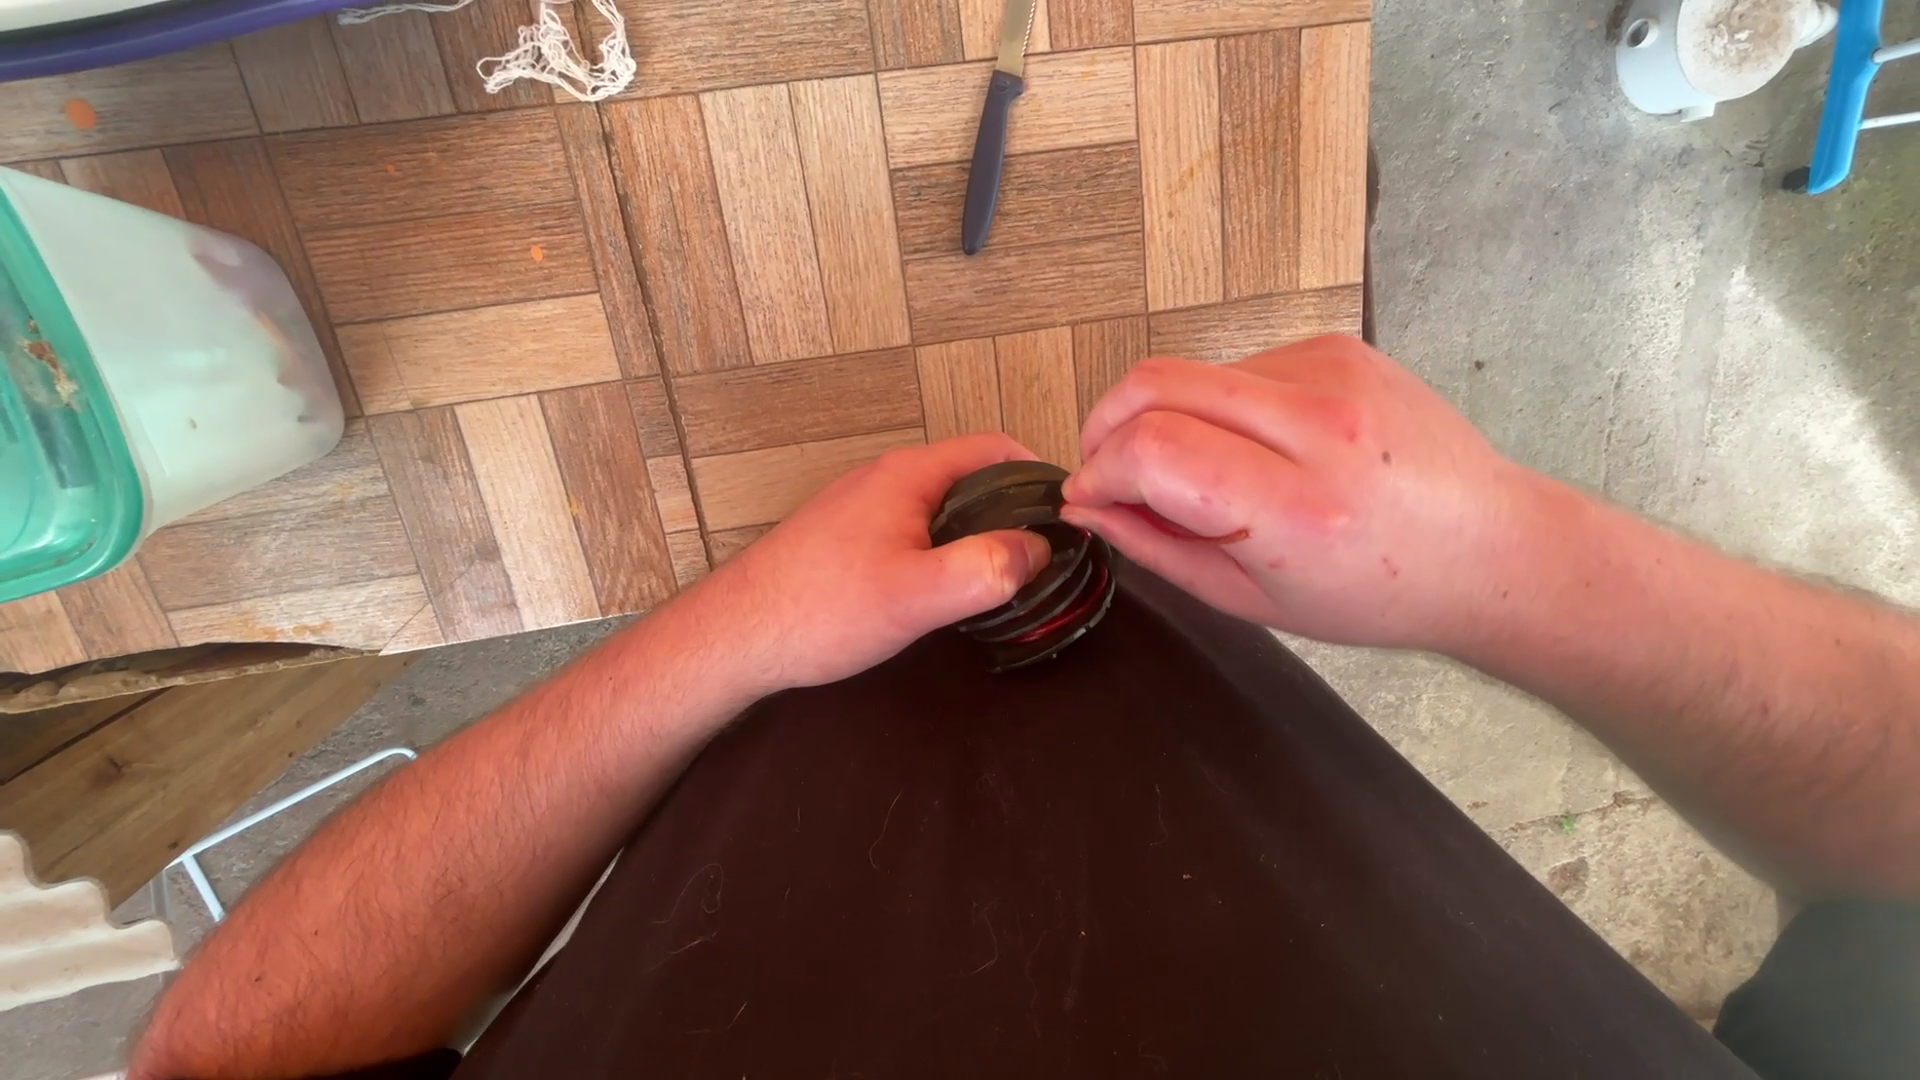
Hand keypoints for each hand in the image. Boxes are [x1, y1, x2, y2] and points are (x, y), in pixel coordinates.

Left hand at [693, 433, 1051, 692]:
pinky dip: (942, 548)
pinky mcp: (845, 536)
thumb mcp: (918, 593)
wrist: (735, 635)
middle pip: (969, 477)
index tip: (1068, 515)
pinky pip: (912, 528)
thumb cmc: (825, 608)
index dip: (1037, 474)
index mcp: (909, 475)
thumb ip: (986, 568)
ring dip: (975, 532)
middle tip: (1043, 556)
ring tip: (1002, 576)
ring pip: (940, 507)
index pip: (994, 448)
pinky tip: (942, 588)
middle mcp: (886, 478)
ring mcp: (861, 506)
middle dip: (1011, 509)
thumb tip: (1038, 548)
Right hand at [1061, 335, 1535, 650]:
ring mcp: (1330, 372)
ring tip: (1184, 468)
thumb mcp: (1247, 598)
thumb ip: (1155, 547)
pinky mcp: (1335, 347)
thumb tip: (1089, 509)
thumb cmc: (1375, 592)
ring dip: (1156, 417)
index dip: (1098, 470)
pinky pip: (1230, 366)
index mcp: (1295, 508)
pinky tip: (1237, 445)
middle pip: (1154, 384)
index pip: (1153, 450)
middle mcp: (1316, 425)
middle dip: (1103, 426)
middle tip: (1103, 469)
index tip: (1086, 495)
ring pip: (1185, 372)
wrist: (1491, 548)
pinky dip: (1206, 405)